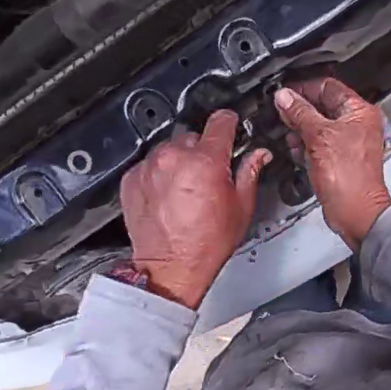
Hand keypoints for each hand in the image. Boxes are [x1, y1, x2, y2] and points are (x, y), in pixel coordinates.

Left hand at [120, 109, 271, 308]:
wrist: (171, 267)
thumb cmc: (206, 244)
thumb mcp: (241, 207)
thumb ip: (250, 173)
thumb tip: (258, 156)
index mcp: (206, 161)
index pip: (220, 121)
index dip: (229, 124)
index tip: (230, 128)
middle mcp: (174, 158)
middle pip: (193, 137)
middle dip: (202, 152)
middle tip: (207, 177)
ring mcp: (150, 167)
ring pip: (169, 149)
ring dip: (178, 162)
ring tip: (185, 190)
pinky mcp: (132, 179)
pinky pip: (149, 165)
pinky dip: (159, 174)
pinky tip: (168, 195)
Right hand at [273, 78, 390, 249]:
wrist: (355, 211)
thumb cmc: (349, 178)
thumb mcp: (318, 136)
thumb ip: (300, 113)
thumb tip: (285, 97)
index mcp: (360, 112)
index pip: (328, 87)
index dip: (304, 88)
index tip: (284, 94)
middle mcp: (357, 125)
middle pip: (322, 106)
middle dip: (300, 111)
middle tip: (282, 114)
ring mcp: (348, 143)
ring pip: (318, 126)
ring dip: (300, 129)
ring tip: (289, 135)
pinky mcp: (338, 160)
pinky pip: (318, 145)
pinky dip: (305, 145)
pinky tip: (296, 150)